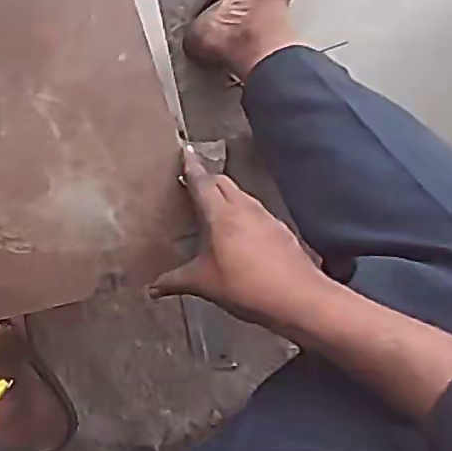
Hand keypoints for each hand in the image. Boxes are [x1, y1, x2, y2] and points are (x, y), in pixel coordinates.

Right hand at [150, 147, 335, 329]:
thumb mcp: (203, 284)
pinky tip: (239, 232)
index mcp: (220, 215)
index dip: (191, 166)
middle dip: (206, 178)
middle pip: (222, 182)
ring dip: (225, 195)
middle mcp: (244, 209)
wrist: (300, 300)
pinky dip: (242, 212)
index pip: (202, 182)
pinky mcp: (281, 231)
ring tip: (212, 207)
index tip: (184, 150)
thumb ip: (174, 282)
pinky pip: (256, 212)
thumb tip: (151, 289)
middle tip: (191, 182)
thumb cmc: (245, 286)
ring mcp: (266, 218)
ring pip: (241, 195)